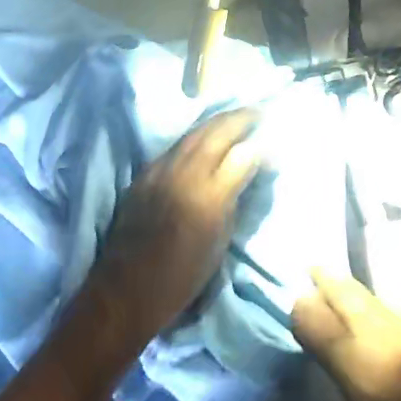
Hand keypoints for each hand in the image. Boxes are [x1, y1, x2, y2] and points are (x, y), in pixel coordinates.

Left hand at [82, 110, 261, 345]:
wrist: (126, 289)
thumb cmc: (181, 278)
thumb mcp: (218, 243)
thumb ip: (234, 200)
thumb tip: (250, 171)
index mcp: (208, 197)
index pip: (241, 155)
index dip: (261, 146)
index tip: (273, 139)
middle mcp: (183, 174)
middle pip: (215, 133)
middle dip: (239, 119)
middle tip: (259, 112)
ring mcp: (160, 170)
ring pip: (193, 134)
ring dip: (217, 122)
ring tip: (237, 117)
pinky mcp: (145, 173)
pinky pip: (175, 146)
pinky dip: (195, 137)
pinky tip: (205, 136)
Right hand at [293, 271, 400, 400]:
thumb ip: (350, 374)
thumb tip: (327, 336)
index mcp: (370, 373)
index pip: (311, 317)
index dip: (303, 310)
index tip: (303, 309)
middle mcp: (399, 337)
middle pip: (345, 290)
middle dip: (327, 281)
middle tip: (318, 272)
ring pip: (389, 286)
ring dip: (381, 296)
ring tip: (385, 308)